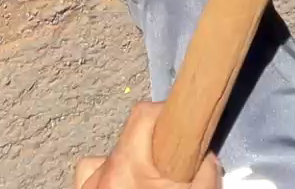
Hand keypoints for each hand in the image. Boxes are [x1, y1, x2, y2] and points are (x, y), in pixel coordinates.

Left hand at [74, 103, 222, 188]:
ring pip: (100, 164)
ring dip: (122, 170)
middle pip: (126, 140)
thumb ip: (205, 174)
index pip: (144, 114)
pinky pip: (87, 184)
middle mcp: (100, 175)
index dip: (166, 114)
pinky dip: (104, 186)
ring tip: (142, 186)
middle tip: (170, 173)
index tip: (182, 127)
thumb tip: (206, 159)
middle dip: (150, 152)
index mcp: (126, 165)